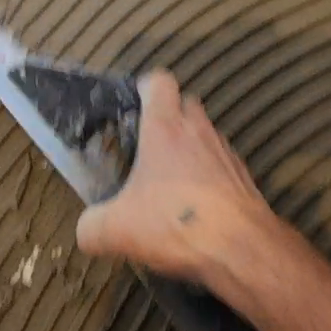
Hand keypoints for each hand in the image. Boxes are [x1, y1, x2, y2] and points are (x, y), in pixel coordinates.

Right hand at [75, 70, 277, 284]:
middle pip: (186, 104)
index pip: (159, 81)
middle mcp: (198, 129)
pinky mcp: (244, 177)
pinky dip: (211, 176)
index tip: (134, 106)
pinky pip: (223, 164)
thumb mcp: (117, 230)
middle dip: (170, 118)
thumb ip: (91, 226)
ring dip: (192, 148)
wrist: (242, 249)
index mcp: (165, 126)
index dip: (145, 88)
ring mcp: (225, 151)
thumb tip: (86, 230)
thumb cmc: (175, 222)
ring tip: (174, 181)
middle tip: (150, 148)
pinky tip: (199, 206)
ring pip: (207, 134)